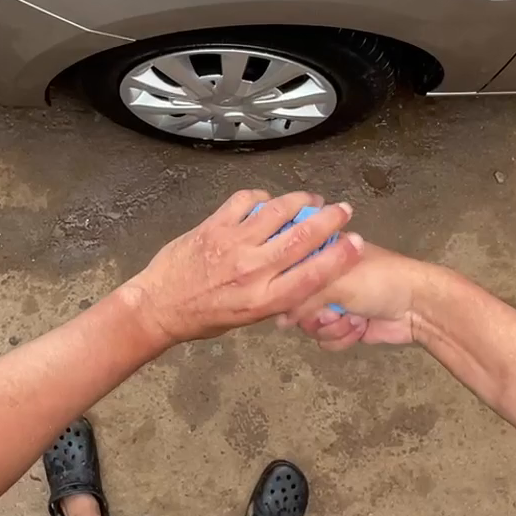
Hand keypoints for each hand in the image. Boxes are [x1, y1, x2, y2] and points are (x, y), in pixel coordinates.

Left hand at [121, 190, 362, 345]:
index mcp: (263, 300)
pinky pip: (245, 201)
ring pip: (277, 211)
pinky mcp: (213, 227)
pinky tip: (266, 202)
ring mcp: (232, 245)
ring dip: (300, 201)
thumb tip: (300, 269)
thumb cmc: (202, 317)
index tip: (356, 242)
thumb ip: (275, 294)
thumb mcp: (247, 318)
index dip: (339, 257)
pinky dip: (261, 198)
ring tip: (310, 199)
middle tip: (343, 209)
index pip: (312, 275)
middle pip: (301, 237)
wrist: (159, 306)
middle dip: (329, 219)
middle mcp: (252, 271)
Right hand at [278, 243, 441, 350]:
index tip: (296, 297)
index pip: (289, 272)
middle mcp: (323, 279)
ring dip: (333, 327)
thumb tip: (279, 320)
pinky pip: (325, 340)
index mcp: (321, 255)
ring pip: (310, 326)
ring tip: (355, 318)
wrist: (418, 307)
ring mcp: (333, 304)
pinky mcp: (343, 326)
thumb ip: (302, 297)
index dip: (290, 289)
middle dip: (315, 314)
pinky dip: (343, 337)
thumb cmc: (379, 281)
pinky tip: (361, 327)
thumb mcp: (336, 281)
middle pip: (295, 305)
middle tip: (332, 310)